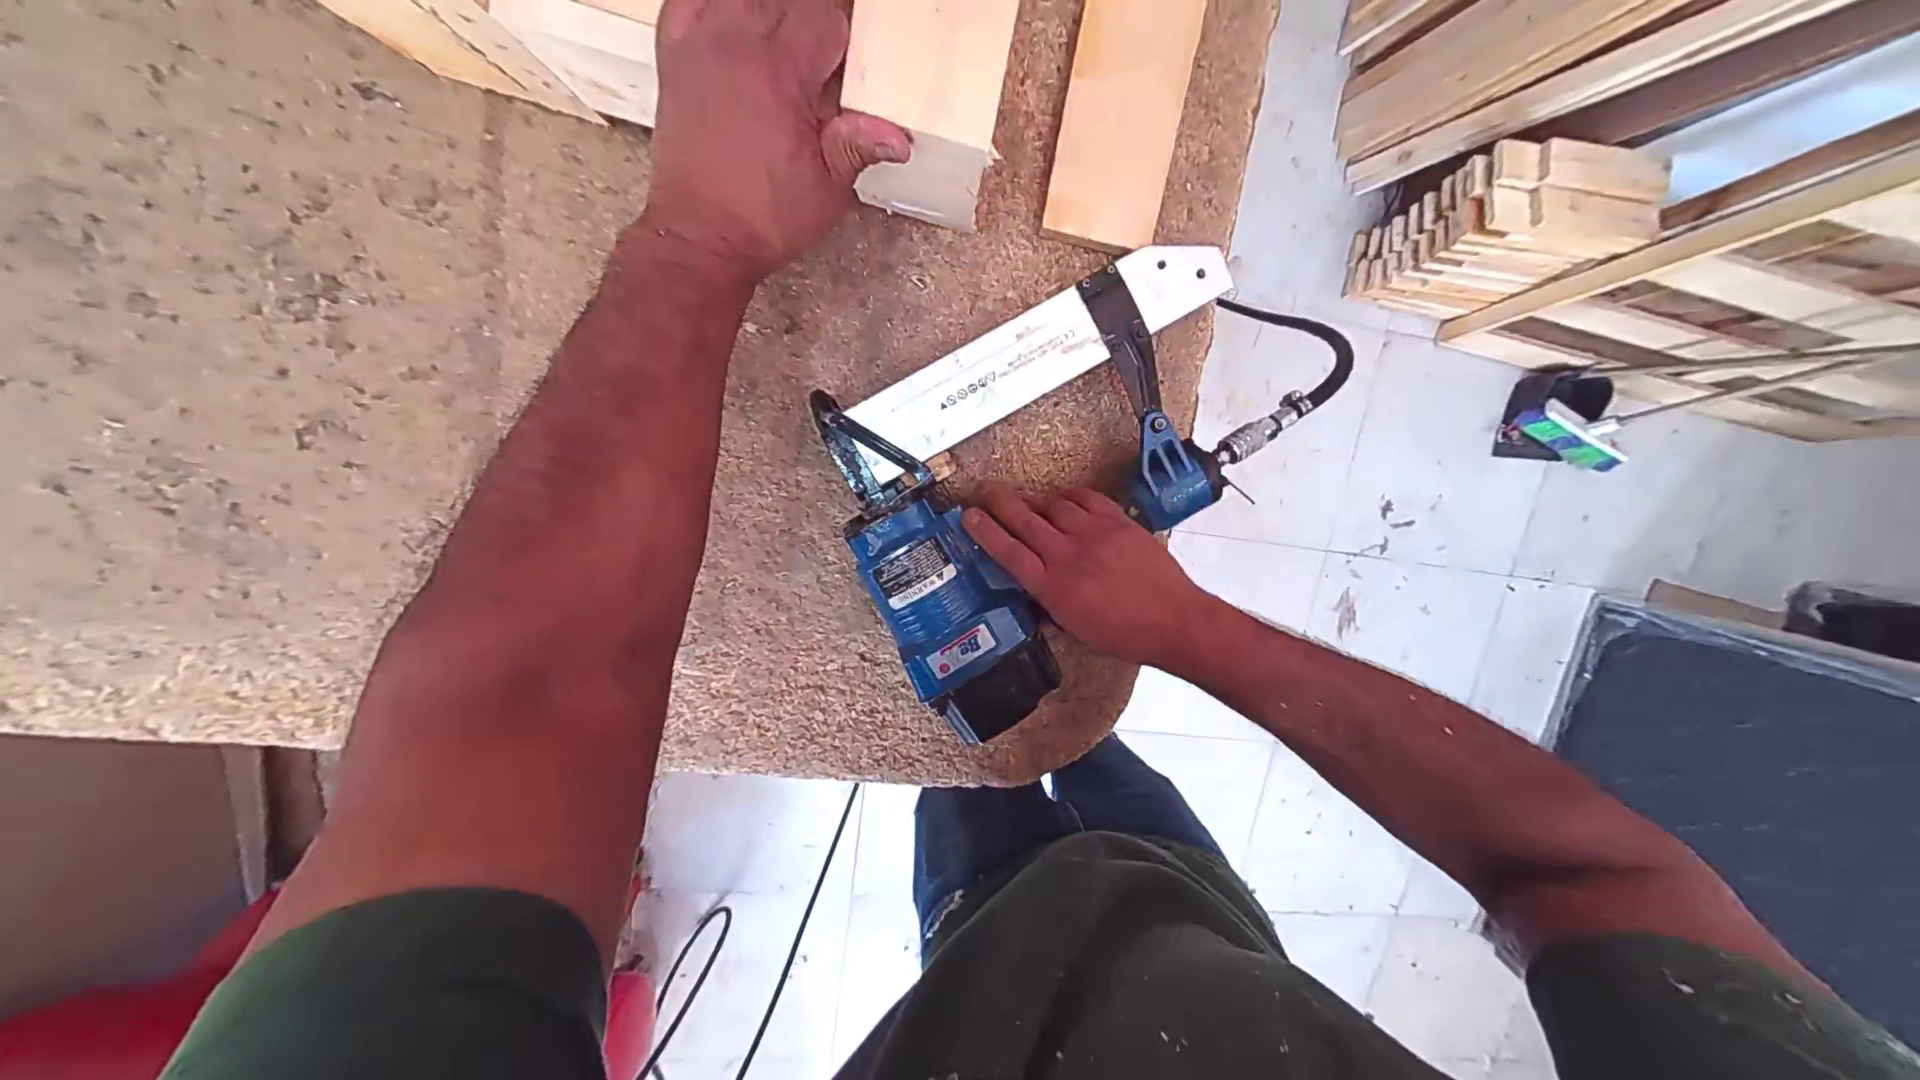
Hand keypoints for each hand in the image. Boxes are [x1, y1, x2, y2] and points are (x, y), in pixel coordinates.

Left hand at [640, 0, 910, 278]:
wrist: (702, 236)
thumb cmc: (760, 218)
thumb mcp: (827, 190)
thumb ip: (858, 147)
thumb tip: (897, 136)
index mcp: (779, 72)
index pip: (828, 17)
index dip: (850, 34)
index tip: (857, 53)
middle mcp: (735, 43)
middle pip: (790, 0)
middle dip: (816, 22)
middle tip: (828, 59)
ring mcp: (700, 44)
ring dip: (775, 14)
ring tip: (790, 49)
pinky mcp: (674, 56)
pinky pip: (694, 1)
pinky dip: (722, 8)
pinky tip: (739, 26)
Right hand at [963, 485, 1226, 672]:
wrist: (1174, 621)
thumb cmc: (1126, 634)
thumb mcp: (1077, 629)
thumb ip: (1050, 607)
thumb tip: (1035, 596)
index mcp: (1053, 587)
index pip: (1008, 552)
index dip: (985, 531)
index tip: (970, 517)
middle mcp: (1068, 556)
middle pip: (1024, 520)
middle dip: (1002, 504)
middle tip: (990, 494)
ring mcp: (1094, 536)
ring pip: (1054, 506)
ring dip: (1041, 504)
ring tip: (1037, 507)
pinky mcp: (1119, 523)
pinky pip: (1088, 499)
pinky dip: (1073, 498)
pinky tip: (1069, 502)